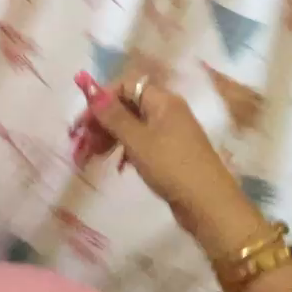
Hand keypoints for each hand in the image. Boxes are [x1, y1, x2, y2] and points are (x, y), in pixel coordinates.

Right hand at [77, 72, 273, 258]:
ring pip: (132, 126)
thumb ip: (112, 114)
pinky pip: (141, 142)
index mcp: (162, 100)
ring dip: (109, 137)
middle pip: (127, 106)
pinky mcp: (171, 152)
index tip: (82, 122)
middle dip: (101, 122)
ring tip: (92, 156)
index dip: (101, 100)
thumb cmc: (171, 167)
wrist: (209, 206)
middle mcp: (167, 111)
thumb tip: (89, 87)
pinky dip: (125, 149)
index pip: (125, 86)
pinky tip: (116, 165)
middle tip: (82, 143)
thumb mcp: (137, 140)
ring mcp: (171, 132)